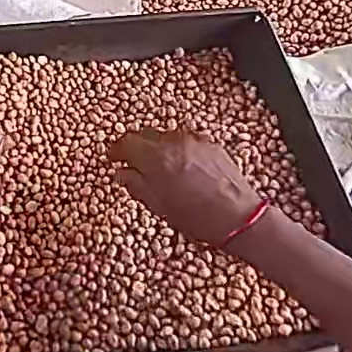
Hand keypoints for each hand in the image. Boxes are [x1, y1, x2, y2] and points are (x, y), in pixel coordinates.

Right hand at [108, 128, 261, 245]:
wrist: (237, 217)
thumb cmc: (197, 216)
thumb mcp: (157, 205)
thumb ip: (136, 184)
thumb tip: (123, 173)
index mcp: (155, 157)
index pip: (126, 142)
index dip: (116, 150)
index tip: (113, 158)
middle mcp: (173, 142)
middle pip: (146, 135)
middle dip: (137, 148)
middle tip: (134, 165)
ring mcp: (194, 140)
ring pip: (167, 137)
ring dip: (160, 149)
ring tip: (162, 170)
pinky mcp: (211, 144)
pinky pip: (187, 142)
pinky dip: (180, 151)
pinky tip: (184, 169)